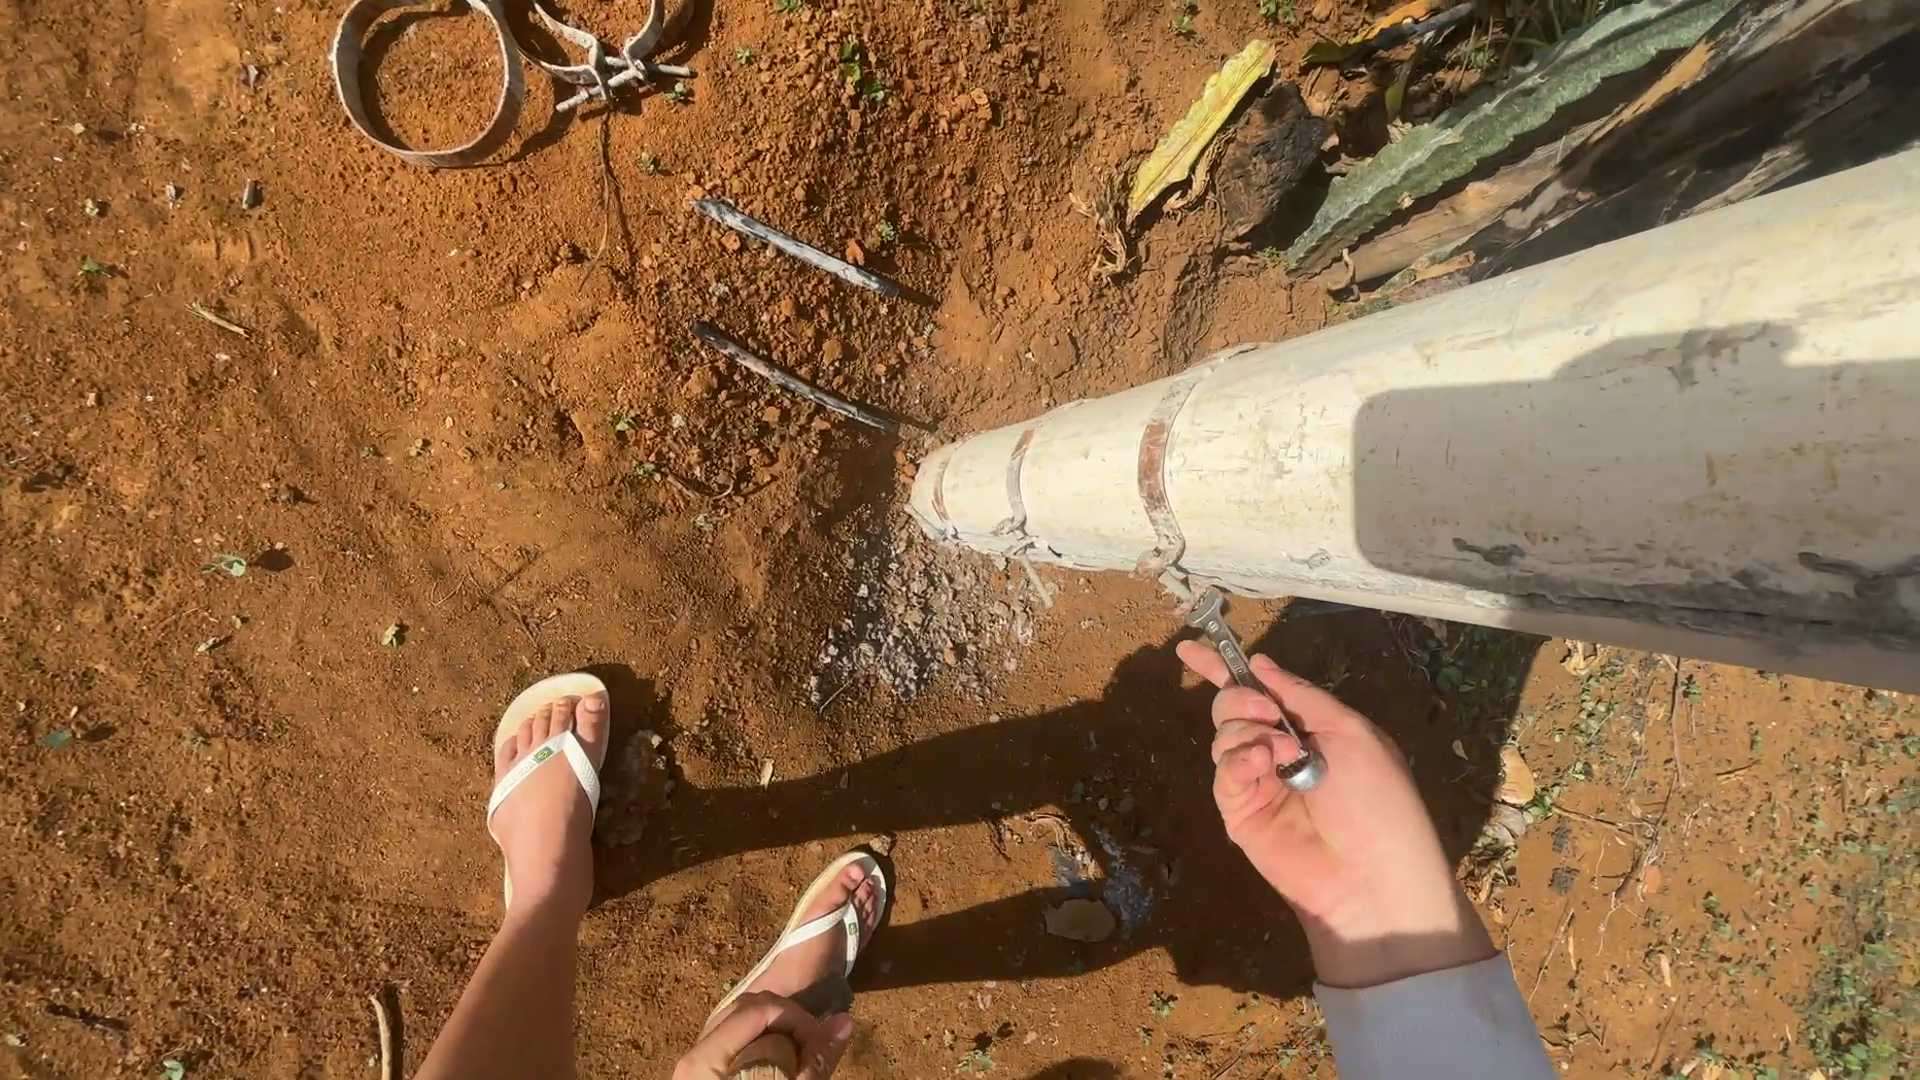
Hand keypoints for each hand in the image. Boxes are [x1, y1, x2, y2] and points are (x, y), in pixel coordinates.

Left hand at [672, 992, 853, 1079]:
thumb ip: (816, 1063)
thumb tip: (846, 1021)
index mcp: (702, 1061)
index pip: (758, 1008)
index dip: (796, 1017)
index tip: (819, 1042)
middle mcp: (693, 1056)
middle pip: (748, 1010)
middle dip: (788, 1023)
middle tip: (811, 1050)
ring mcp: (696, 1069)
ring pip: (742, 1025)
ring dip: (777, 1035)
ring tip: (799, 1063)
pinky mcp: (705, 1078)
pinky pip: (736, 1045)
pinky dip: (763, 1049)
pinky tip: (780, 1072)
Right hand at [1177, 641, 1495, 988]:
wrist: (1372, 877)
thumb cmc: (1377, 800)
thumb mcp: (1352, 733)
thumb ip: (1301, 694)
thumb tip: (1259, 663)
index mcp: (1307, 727)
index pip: (1257, 689)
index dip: (1222, 668)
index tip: (1189, 648)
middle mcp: (1276, 748)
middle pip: (1231, 706)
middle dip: (1240, 700)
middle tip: (1266, 713)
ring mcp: (1255, 779)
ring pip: (1224, 734)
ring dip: (1248, 732)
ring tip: (1283, 755)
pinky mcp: (1238, 808)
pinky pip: (1223, 770)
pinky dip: (1238, 760)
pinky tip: (1263, 767)